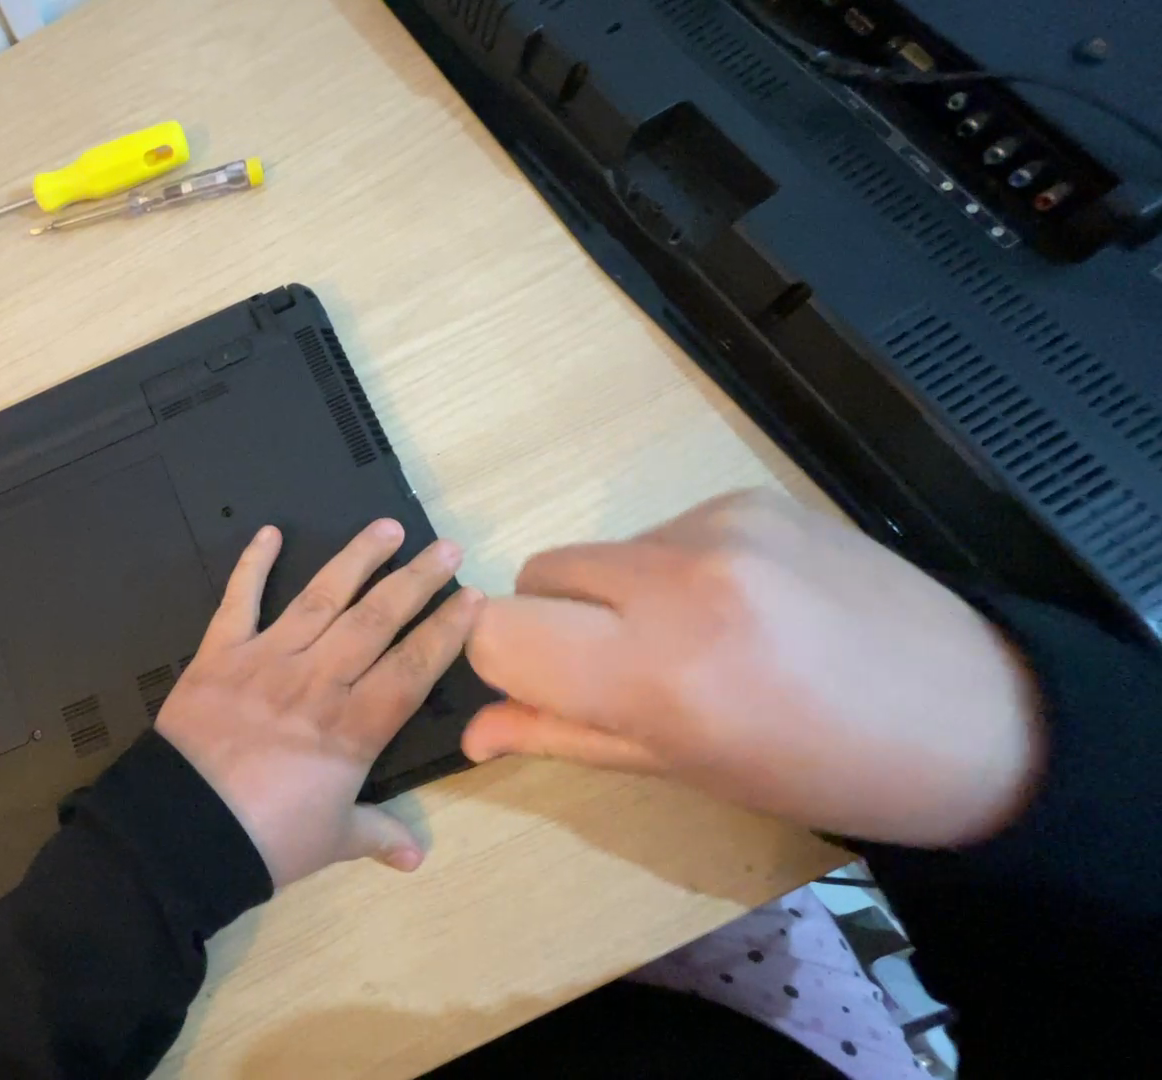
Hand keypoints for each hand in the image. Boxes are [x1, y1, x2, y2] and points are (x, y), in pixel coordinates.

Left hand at [155, 520, 483, 887]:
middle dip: (415, 581)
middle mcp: (317, 680)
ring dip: (356, 559)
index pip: (412, 667)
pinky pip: (238, 600)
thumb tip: (416, 856)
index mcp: (353, 726)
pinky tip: (269, 532)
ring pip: (320, 598)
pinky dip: (252, 565)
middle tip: (445, 547)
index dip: (446, 631)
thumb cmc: (265, 837)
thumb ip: (376, 833)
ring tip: (386, 529)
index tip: (473, 598)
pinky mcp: (220, 652)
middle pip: (375, 620)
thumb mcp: (331, 840)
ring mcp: (267, 658)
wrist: (183, 828)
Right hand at [462, 490, 1041, 846]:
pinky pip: (655, 533)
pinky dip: (667, 569)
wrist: (981, 716)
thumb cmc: (812, 768)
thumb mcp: (678, 766)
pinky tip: (738, 601)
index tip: (544, 680)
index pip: (498, 632)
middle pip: (532, 574)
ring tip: (696, 632)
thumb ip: (561, 736)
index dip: (504, 657)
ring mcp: (716, 527)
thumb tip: (472, 731)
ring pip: (594, 554)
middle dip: (554, 621)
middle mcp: (677, 582)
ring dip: (613, 594)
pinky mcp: (746, 498)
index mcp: (655, 672)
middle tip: (624, 664)